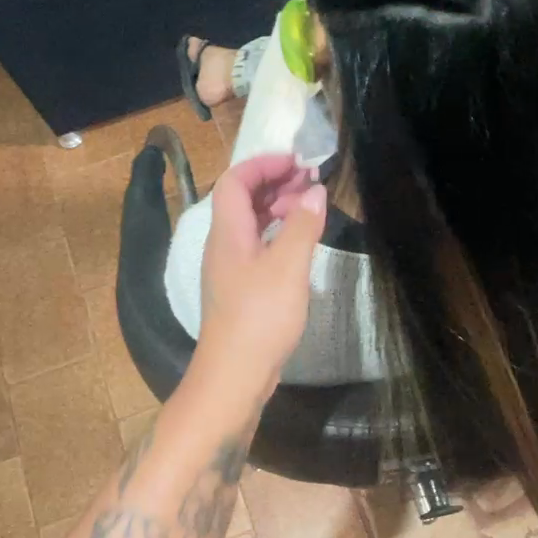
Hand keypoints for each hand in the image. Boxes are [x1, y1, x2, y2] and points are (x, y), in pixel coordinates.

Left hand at [195, 154, 326, 391]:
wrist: (235, 375)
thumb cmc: (260, 318)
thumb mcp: (288, 267)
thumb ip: (302, 226)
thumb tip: (315, 191)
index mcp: (228, 233)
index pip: (235, 181)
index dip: (263, 164)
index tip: (298, 162)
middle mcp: (223, 245)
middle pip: (241, 199)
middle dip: (274, 182)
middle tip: (311, 181)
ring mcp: (230, 269)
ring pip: (250, 224)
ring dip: (277, 208)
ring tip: (310, 207)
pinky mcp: (240, 290)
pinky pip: (256, 247)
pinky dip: (277, 234)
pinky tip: (299, 243)